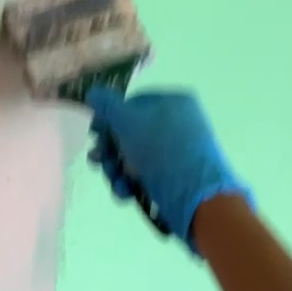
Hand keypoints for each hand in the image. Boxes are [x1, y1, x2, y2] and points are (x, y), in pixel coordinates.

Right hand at [85, 86, 249, 251]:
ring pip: (133, 158)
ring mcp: (176, 152)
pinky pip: (145, 175)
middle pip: (128, 133)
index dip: (108, 118)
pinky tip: (126, 193)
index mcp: (172, 103)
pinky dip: (131, 183)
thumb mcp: (128, 122)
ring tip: (116, 183)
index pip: (131, 104)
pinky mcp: (174, 177)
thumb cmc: (161, 151)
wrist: (197, 197)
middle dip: (109, 151)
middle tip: (97, 162)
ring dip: (116, 171)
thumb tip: (93, 93)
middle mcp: (176, 124)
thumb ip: (107, 106)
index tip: (94, 133)